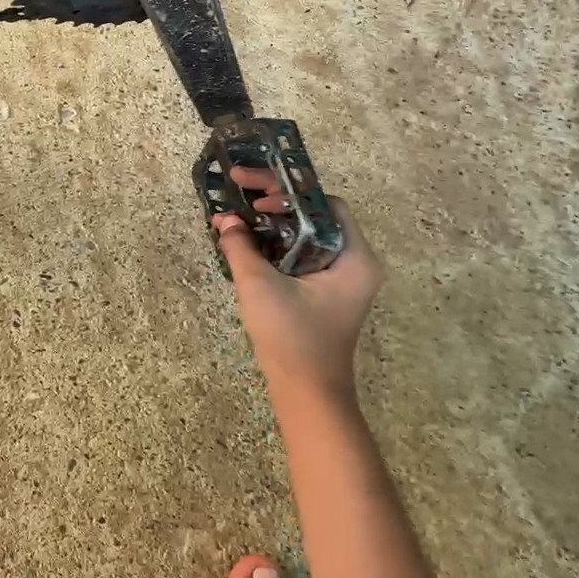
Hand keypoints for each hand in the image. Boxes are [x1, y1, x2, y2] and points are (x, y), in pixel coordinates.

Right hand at [213, 168, 383, 404]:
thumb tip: (224, 218)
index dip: (288, 191)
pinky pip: (297, 251)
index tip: (253, 191)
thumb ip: (240, 245)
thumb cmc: (291, 335)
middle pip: (313, 215)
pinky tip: (241, 240)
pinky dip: (271, 241)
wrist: (306, 389)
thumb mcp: (259, 284)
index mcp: (354, 258)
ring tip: (233, 215)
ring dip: (268, 221)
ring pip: (302, 232)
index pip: (325, 205)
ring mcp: (338, 278)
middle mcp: (353, 263)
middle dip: (273, 199)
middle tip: (237, 189)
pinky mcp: (321, 289)